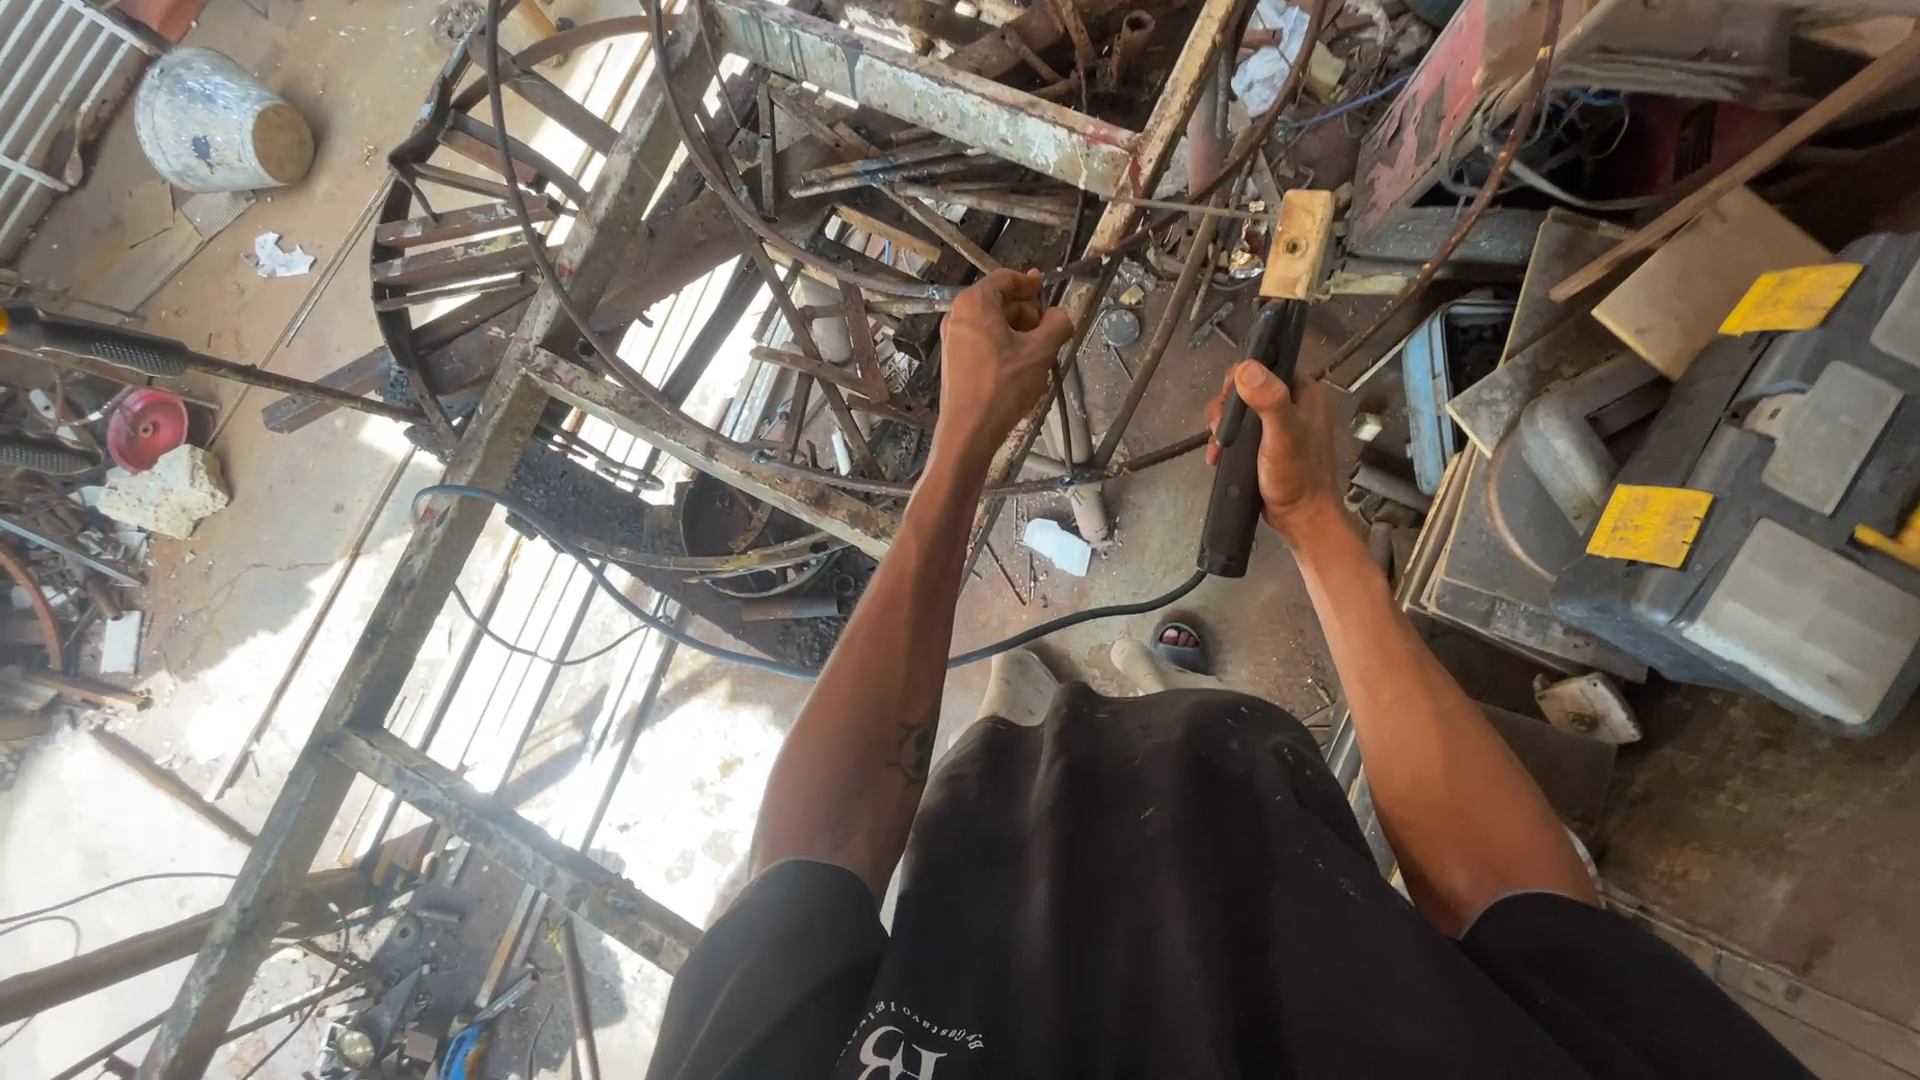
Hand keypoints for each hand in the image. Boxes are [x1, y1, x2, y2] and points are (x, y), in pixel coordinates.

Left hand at [936, 269, 1073, 462]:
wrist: (969, 430)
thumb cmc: (1004, 386)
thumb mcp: (1040, 352)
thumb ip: (1058, 324)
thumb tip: (1062, 314)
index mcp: (974, 303)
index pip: (1004, 278)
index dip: (1029, 283)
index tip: (1046, 290)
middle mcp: (957, 315)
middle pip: (998, 301)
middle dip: (1026, 313)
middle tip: (1047, 333)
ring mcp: (952, 339)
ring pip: (992, 324)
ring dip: (1017, 332)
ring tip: (1036, 355)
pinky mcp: (953, 361)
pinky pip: (982, 341)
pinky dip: (1003, 346)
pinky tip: (1018, 368)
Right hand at [1205, 361, 1339, 539]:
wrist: (1300, 518)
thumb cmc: (1297, 476)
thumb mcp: (1283, 435)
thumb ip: (1269, 400)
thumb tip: (1245, 368)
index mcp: (1305, 393)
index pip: (1269, 366)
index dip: (1243, 375)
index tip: (1227, 396)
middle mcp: (1294, 404)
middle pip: (1249, 389)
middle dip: (1227, 407)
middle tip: (1218, 426)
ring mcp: (1279, 426)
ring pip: (1241, 412)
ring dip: (1222, 426)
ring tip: (1217, 445)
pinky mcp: (1266, 446)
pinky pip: (1240, 433)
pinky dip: (1226, 441)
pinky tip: (1217, 455)